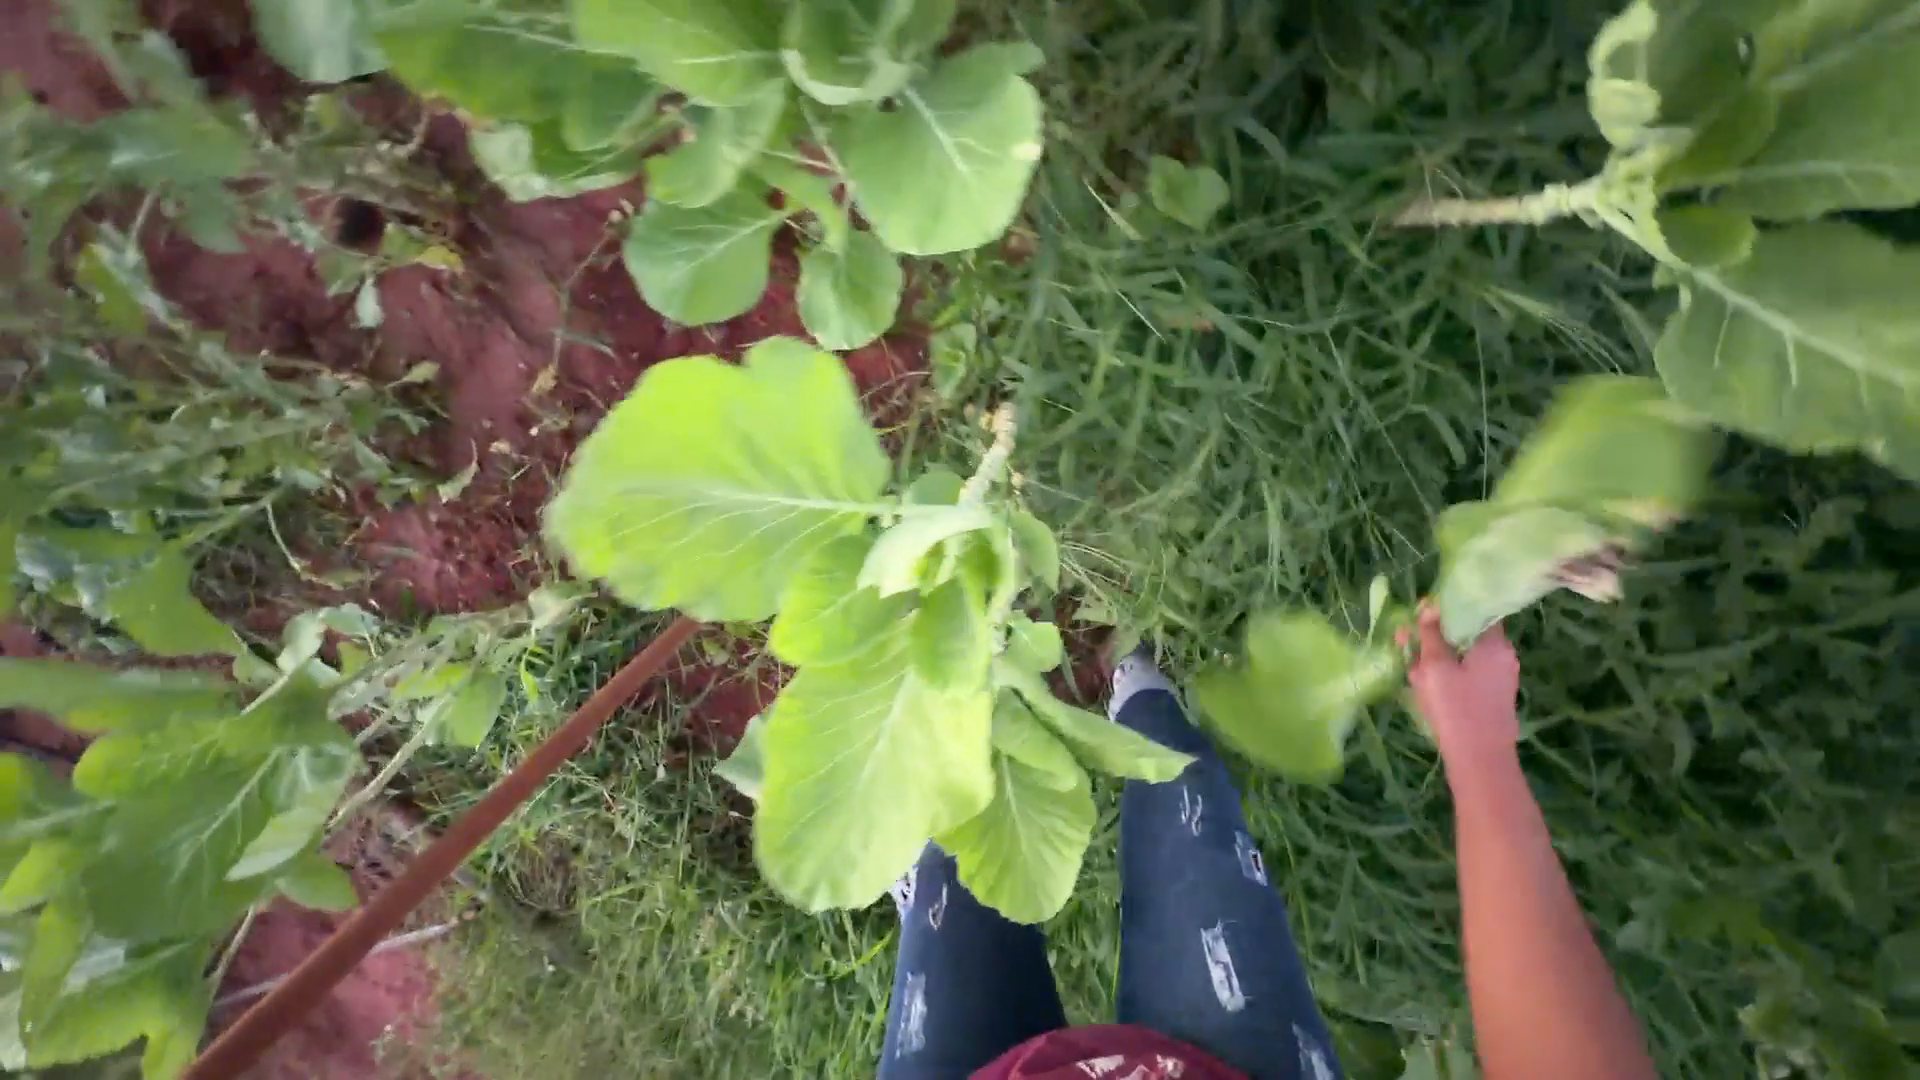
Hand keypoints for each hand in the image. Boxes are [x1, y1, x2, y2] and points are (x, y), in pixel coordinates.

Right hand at [1406, 607, 1519, 776]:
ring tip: (1415, 668)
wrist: (1480, 757)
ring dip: (1441, 655)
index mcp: (1494, 643)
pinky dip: (1450, 671)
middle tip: (1409, 643)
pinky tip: (1430, 685)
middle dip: (1438, 635)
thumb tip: (1430, 607)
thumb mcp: (1433, 666)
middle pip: (1469, 632)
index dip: (1449, 607)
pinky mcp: (1496, 694)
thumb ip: (1430, 635)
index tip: (1422, 613)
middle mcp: (1504, 655)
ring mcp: (1502, 676)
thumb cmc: (1455, 707)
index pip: (1477, 610)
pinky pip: (1470, 671)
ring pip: (1467, 653)